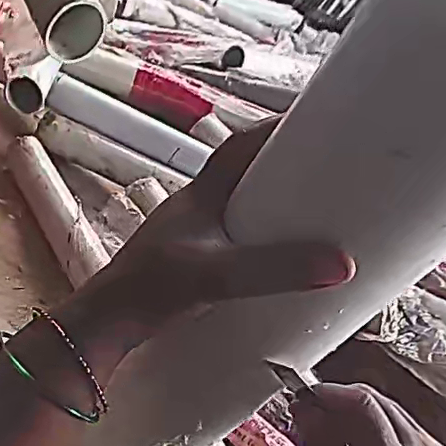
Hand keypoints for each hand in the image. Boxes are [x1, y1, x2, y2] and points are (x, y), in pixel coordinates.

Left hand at [78, 126, 354, 343]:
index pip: (241, 147)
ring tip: (316, 218)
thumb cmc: (143, 290)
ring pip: (241, 208)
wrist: (107, 324)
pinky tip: (279, 261)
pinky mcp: (193, 263)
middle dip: (286, 171)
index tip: (319, 121)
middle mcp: (195, 211)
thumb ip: (272, 269)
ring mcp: (193, 236)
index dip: (278, 129)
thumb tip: (338, 264)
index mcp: (199, 197)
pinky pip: (236, 239)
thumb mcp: (215, 275)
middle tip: (331, 176)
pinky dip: (260, 242)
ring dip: (274, 209)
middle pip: (246, 175)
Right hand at [298, 383, 445, 445]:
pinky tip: (360, 445)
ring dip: (359, 411)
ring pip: (394, 412)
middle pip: (378, 401)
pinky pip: (407, 429)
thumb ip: (320, 445)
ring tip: (332, 429)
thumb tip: (308, 408)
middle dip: (340, 399)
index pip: (361, 403)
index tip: (301, 396)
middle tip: (310, 411)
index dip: (326, 392)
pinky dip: (379, 426)